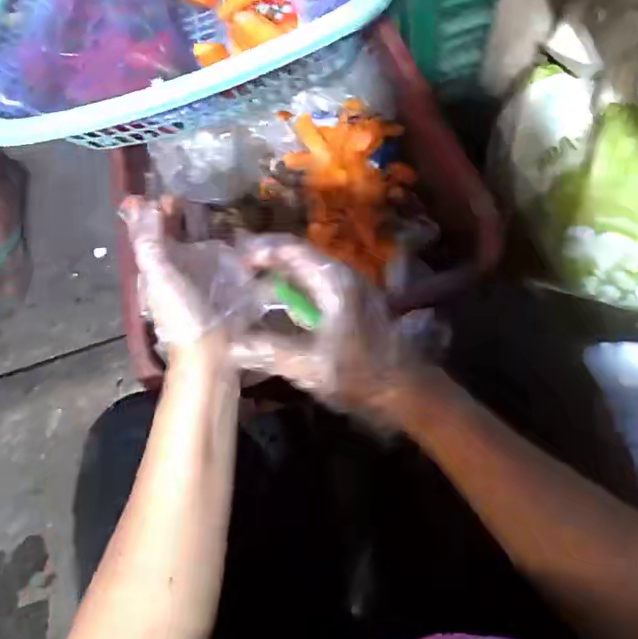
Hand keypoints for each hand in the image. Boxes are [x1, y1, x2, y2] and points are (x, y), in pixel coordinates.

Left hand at [120, 197, 243, 361]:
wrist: (215, 348)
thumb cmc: (181, 315)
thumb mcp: (159, 276)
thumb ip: (149, 241)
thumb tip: (140, 203)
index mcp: (158, 260)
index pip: (151, 226)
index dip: (152, 208)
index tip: (161, 191)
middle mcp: (182, 257)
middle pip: (179, 223)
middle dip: (180, 205)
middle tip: (187, 188)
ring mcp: (208, 261)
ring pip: (206, 228)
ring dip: (208, 213)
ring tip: (215, 192)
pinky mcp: (233, 267)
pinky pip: (233, 240)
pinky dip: (234, 228)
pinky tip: (240, 219)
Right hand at [230, 235, 426, 418]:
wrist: (407, 389)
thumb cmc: (361, 375)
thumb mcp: (311, 368)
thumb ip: (269, 352)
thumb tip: (230, 345)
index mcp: (333, 281)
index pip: (290, 249)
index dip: (259, 249)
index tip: (231, 259)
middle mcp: (342, 274)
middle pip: (297, 255)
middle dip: (264, 260)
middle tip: (233, 272)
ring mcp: (349, 286)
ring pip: (305, 269)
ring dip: (277, 274)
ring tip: (247, 286)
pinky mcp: (351, 300)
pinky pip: (315, 283)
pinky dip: (292, 287)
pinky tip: (275, 304)